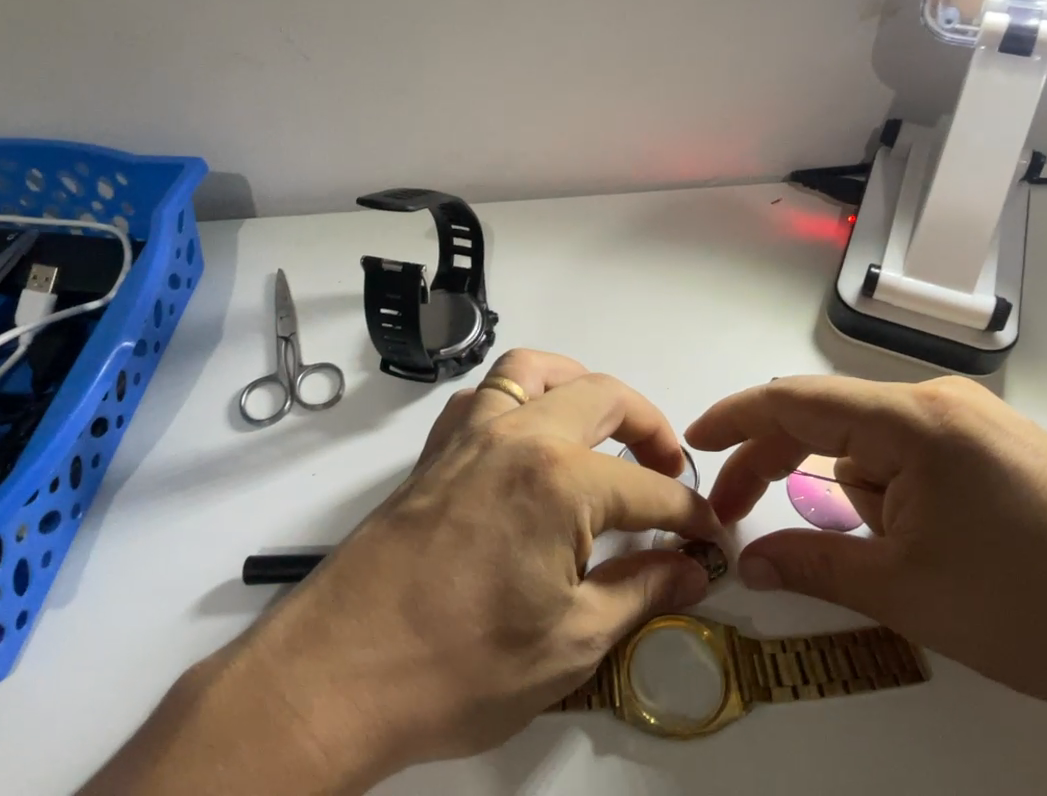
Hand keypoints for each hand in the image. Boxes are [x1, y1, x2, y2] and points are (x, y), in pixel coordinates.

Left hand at [204, 350, 720, 789]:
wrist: (336, 675)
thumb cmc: (458, 670)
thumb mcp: (569, 644)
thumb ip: (639, 594)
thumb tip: (690, 571)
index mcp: (561, 480)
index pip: (650, 489)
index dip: (690, 515)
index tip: (709, 537)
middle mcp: (517, 435)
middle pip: (604, 398)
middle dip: (651, 429)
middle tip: (669, 472)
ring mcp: (468, 435)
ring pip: (537, 371)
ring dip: (582, 387)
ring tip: (605, 429)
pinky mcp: (433, 450)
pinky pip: (486, 395)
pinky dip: (522, 396)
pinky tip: (531, 440)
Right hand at [686, 375, 1046, 711]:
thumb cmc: (1041, 605)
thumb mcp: (908, 592)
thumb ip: (814, 566)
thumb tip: (747, 562)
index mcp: (914, 420)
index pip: (795, 401)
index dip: (733, 420)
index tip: (690, 442)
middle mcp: (944, 406)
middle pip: (831, 423)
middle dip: (779, 470)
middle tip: (737, 520)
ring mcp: (983, 430)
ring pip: (878, 454)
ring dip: (856, 504)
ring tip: (899, 569)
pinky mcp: (1010, 457)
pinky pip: (922, 466)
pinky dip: (897, 504)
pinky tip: (936, 557)